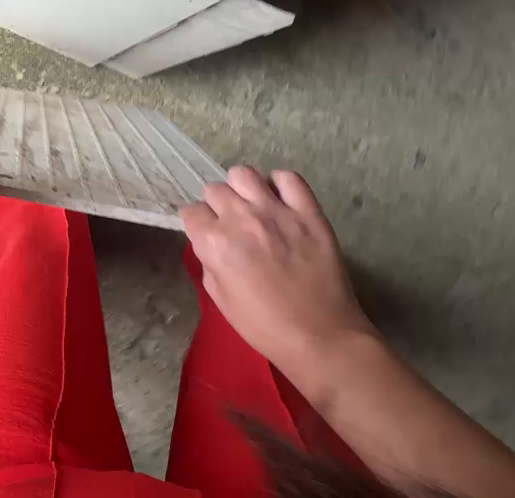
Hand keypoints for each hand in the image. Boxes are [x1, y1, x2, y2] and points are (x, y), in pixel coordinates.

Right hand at [181, 166, 378, 380]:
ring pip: (243, 174)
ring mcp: (276, 213)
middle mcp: (240, 219)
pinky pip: (289, 179)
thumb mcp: (218, 296)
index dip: (199, 225)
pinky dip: (281, 184)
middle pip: (214, 190)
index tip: (209, 236)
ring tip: (253, 207)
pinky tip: (281, 202)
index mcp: (214, 242)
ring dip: (242, 189)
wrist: (322, 339)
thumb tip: (210, 241)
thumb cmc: (264, 325)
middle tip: (234, 226)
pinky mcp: (309, 215)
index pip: (191, 211)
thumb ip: (208, 259)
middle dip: (218, 207)